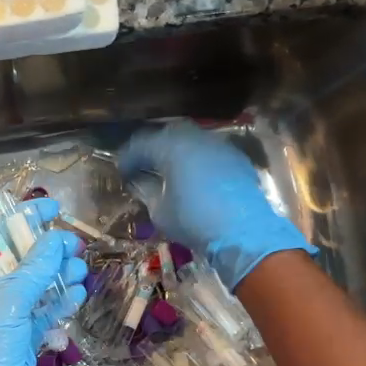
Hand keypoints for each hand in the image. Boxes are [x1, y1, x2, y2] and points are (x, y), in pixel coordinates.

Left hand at [0, 198, 87, 365]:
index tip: (53, 207)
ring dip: (57, 275)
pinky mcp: (19, 336)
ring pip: (34, 285)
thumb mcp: (9, 301)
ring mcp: (2, 314)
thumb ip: (35, 268)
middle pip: (19, 258)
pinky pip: (41, 311)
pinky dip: (58, 302)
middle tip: (76, 246)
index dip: (23, 218)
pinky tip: (76, 294)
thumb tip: (57, 238)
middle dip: (48, 249)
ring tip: (80, 271)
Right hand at [117, 121, 313, 287]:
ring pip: (192, 140)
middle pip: (168, 134)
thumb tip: (140, 182)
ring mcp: (220, 146)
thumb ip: (147, 191)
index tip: (121, 172)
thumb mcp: (160, 211)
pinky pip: (210, 152)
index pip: (141, 144)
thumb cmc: (193, 221)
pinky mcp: (237, 159)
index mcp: (171, 148)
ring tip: (169, 171)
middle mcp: (196, 139)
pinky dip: (197, 160)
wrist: (243, 232)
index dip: (128, 158)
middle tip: (144, 165)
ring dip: (177, 152)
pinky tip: (195, 178)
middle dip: (153, 148)